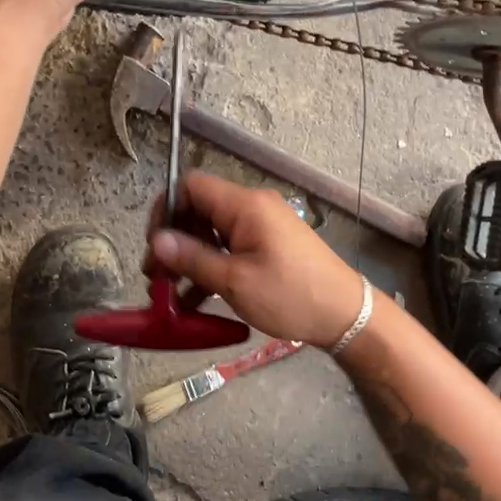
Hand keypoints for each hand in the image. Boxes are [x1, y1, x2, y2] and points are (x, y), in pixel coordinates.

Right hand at [148, 171, 366, 345]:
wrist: (346, 315)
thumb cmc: (291, 295)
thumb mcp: (235, 281)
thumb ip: (193, 258)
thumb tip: (157, 240)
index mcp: (244, 205)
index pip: (191, 185)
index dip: (166, 210)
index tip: (154, 245)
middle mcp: (252, 207)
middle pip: (199, 210)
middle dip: (173, 241)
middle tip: (155, 277)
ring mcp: (262, 226)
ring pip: (212, 233)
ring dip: (189, 260)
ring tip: (169, 294)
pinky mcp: (268, 246)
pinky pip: (230, 248)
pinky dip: (211, 268)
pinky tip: (194, 300)